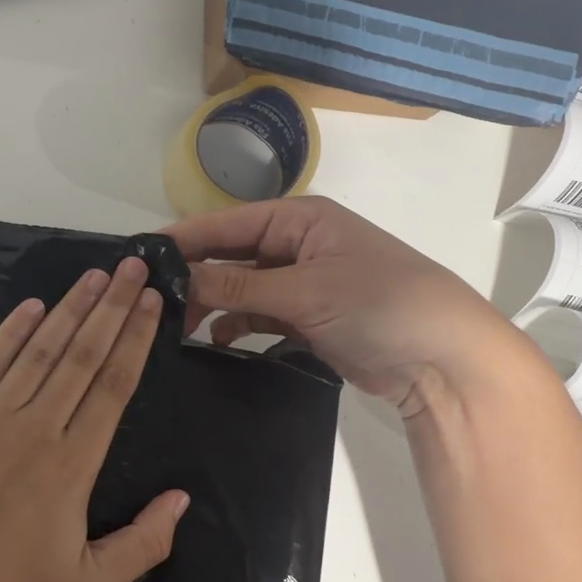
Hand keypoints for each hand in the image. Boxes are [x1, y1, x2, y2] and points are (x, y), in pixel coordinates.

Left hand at [0, 257, 188, 581]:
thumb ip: (143, 544)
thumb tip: (182, 499)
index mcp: (73, 463)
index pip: (114, 386)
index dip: (135, 338)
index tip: (151, 302)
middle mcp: (36, 427)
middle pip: (83, 355)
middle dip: (111, 307)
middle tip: (133, 266)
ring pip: (39, 350)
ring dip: (69, 309)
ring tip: (93, 275)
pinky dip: (11, 332)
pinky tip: (32, 307)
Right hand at [163, 198, 529, 417]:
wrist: (443, 361)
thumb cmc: (380, 305)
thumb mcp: (303, 291)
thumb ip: (235, 284)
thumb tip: (175, 278)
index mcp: (300, 219)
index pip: (226, 223)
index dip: (182, 239)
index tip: (138, 258)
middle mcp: (296, 244)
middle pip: (228, 255)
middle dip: (192, 276)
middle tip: (150, 302)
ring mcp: (301, 283)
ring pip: (238, 288)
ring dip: (210, 304)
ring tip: (175, 328)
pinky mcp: (305, 318)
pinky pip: (255, 315)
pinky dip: (235, 326)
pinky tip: (215, 342)